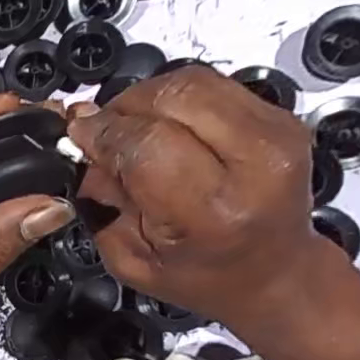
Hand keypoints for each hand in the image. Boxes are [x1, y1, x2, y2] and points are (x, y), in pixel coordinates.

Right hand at [67, 66, 335, 323]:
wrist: (276, 274)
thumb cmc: (205, 278)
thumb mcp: (135, 262)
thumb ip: (105, 204)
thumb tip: (86, 143)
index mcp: (217, 212)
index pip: (146, 144)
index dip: (105, 134)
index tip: (79, 136)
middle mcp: (257, 163)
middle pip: (171, 98)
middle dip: (123, 109)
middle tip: (103, 132)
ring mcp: (274, 132)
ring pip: (191, 82)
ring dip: (146, 99)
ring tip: (130, 128)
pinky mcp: (279, 116)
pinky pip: (211, 85)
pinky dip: (174, 99)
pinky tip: (162, 126)